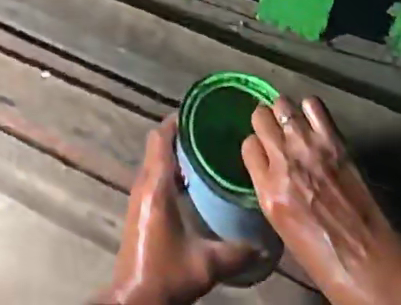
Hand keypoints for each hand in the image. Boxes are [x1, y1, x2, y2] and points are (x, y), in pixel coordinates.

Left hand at [96, 116, 258, 304]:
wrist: (134, 299)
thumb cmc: (166, 273)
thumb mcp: (206, 264)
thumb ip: (237, 252)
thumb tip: (265, 246)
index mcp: (156, 185)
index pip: (160, 137)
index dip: (177, 121)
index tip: (199, 113)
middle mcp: (143, 183)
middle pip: (156, 144)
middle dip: (179, 134)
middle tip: (207, 132)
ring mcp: (138, 196)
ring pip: (154, 160)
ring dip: (174, 153)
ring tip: (204, 154)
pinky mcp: (139, 209)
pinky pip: (153, 176)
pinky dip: (170, 170)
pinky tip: (192, 185)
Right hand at [241, 97, 400, 304]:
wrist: (376, 267)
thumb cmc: (328, 262)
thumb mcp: (284, 228)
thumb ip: (271, 190)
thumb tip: (271, 168)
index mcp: (267, 191)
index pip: (248, 145)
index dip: (258, 147)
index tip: (267, 152)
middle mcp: (283, 162)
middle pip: (260, 117)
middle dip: (267, 121)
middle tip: (279, 131)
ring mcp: (309, 149)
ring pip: (282, 104)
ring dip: (287, 112)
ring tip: (297, 124)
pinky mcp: (335, 142)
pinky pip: (313, 105)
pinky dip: (311, 109)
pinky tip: (316, 122)